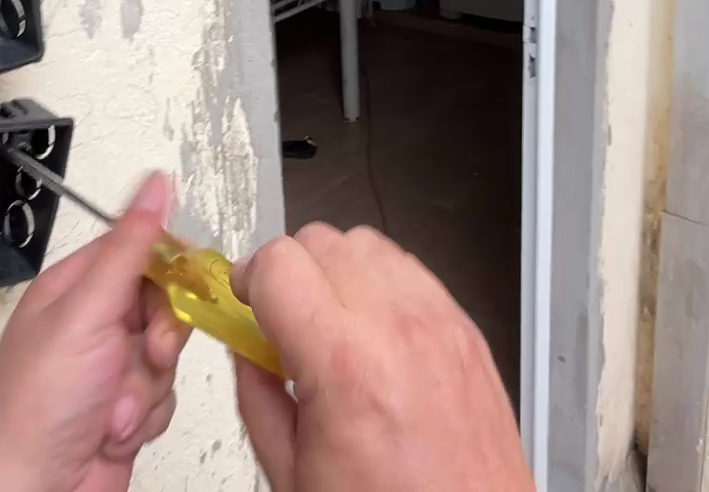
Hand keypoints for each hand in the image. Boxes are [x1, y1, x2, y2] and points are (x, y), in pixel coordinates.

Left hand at [0, 172, 190, 491]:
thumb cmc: (36, 408)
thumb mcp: (88, 313)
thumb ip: (130, 247)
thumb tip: (156, 183)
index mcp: (76, 286)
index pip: (141, 248)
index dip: (170, 267)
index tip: (187, 284)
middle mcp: (94, 321)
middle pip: (164, 300)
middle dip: (162, 336)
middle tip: (148, 354)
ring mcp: (110, 365)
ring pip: (169, 349)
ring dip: (150, 385)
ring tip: (114, 410)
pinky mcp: (126, 405)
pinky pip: (166, 390)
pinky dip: (149, 413)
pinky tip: (117, 431)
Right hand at [233, 223, 529, 491]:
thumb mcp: (293, 476)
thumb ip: (256, 395)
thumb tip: (244, 343)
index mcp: (344, 365)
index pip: (279, 262)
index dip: (250, 276)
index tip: (246, 297)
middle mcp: (396, 328)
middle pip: (320, 239)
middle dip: (290, 271)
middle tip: (285, 316)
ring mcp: (438, 320)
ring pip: (365, 241)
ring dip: (336, 269)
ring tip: (332, 320)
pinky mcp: (464, 325)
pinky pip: (408, 267)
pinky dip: (380, 281)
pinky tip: (373, 328)